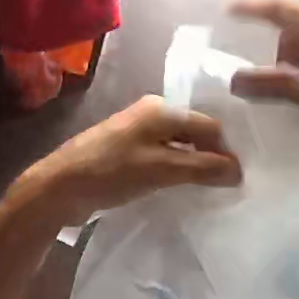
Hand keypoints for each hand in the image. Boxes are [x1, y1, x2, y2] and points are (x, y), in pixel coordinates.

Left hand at [17, 96, 241, 220]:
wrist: (58, 187)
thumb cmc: (111, 172)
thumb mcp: (161, 169)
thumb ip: (201, 168)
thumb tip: (238, 171)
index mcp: (161, 109)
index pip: (209, 125)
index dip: (226, 150)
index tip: (240, 178)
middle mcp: (150, 113)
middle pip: (193, 132)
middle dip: (211, 156)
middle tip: (230, 185)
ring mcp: (135, 133)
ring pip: (177, 146)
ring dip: (193, 165)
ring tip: (209, 189)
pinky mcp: (125, 152)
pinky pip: (161, 157)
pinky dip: (174, 170)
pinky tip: (180, 188)